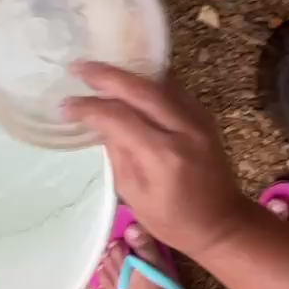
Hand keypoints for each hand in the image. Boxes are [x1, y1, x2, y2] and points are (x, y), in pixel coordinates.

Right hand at [63, 63, 251, 256]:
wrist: (222, 222)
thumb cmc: (174, 220)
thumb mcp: (135, 196)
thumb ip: (117, 155)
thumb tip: (100, 123)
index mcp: (163, 155)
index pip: (120, 118)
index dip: (89, 108)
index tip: (66, 105)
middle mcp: (183, 129)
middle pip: (141, 90)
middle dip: (106, 76)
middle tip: (78, 67)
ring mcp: (198, 119)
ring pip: (159, 84)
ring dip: (127, 75)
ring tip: (98, 70)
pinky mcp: (204, 116)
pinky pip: (172, 90)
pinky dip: (147, 83)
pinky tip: (129, 82)